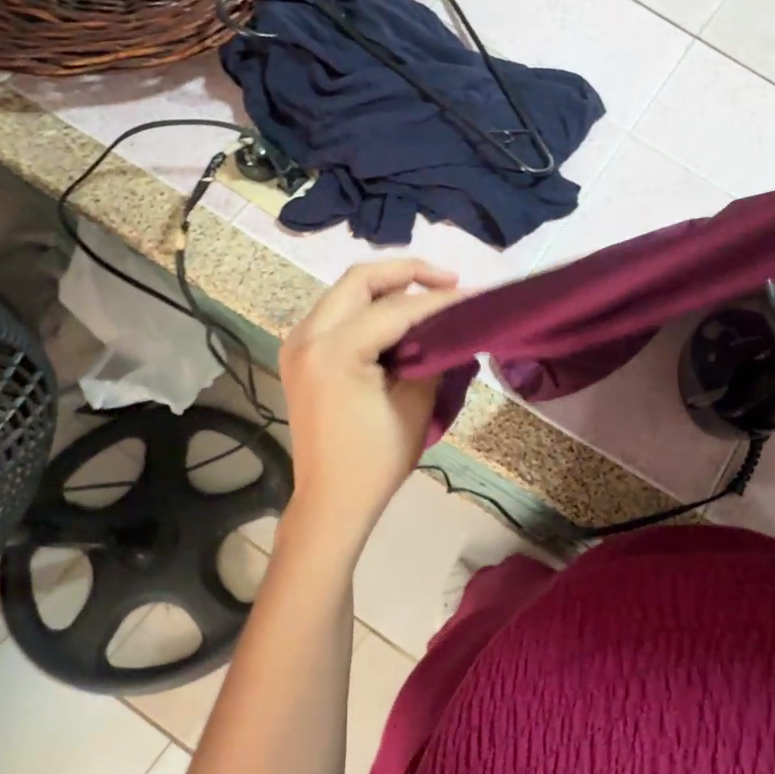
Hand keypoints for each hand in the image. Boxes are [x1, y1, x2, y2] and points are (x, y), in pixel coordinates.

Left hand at [278, 259, 462, 547]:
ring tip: (430, 297)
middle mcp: (308, 336)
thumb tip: (451, 327)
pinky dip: (369, 306)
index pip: (396, 308)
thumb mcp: (415, 403)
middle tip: (450, 281)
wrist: (331, 500)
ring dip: (388, 287)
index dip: (440, 299)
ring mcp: (299, 344)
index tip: (475, 295)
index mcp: (334, 350)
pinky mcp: (301, 355)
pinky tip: (400, 318)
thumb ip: (432, 354)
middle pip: (360, 279)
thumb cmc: (376, 459)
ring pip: (346, 291)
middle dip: (408, 273)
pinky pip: (337, 312)